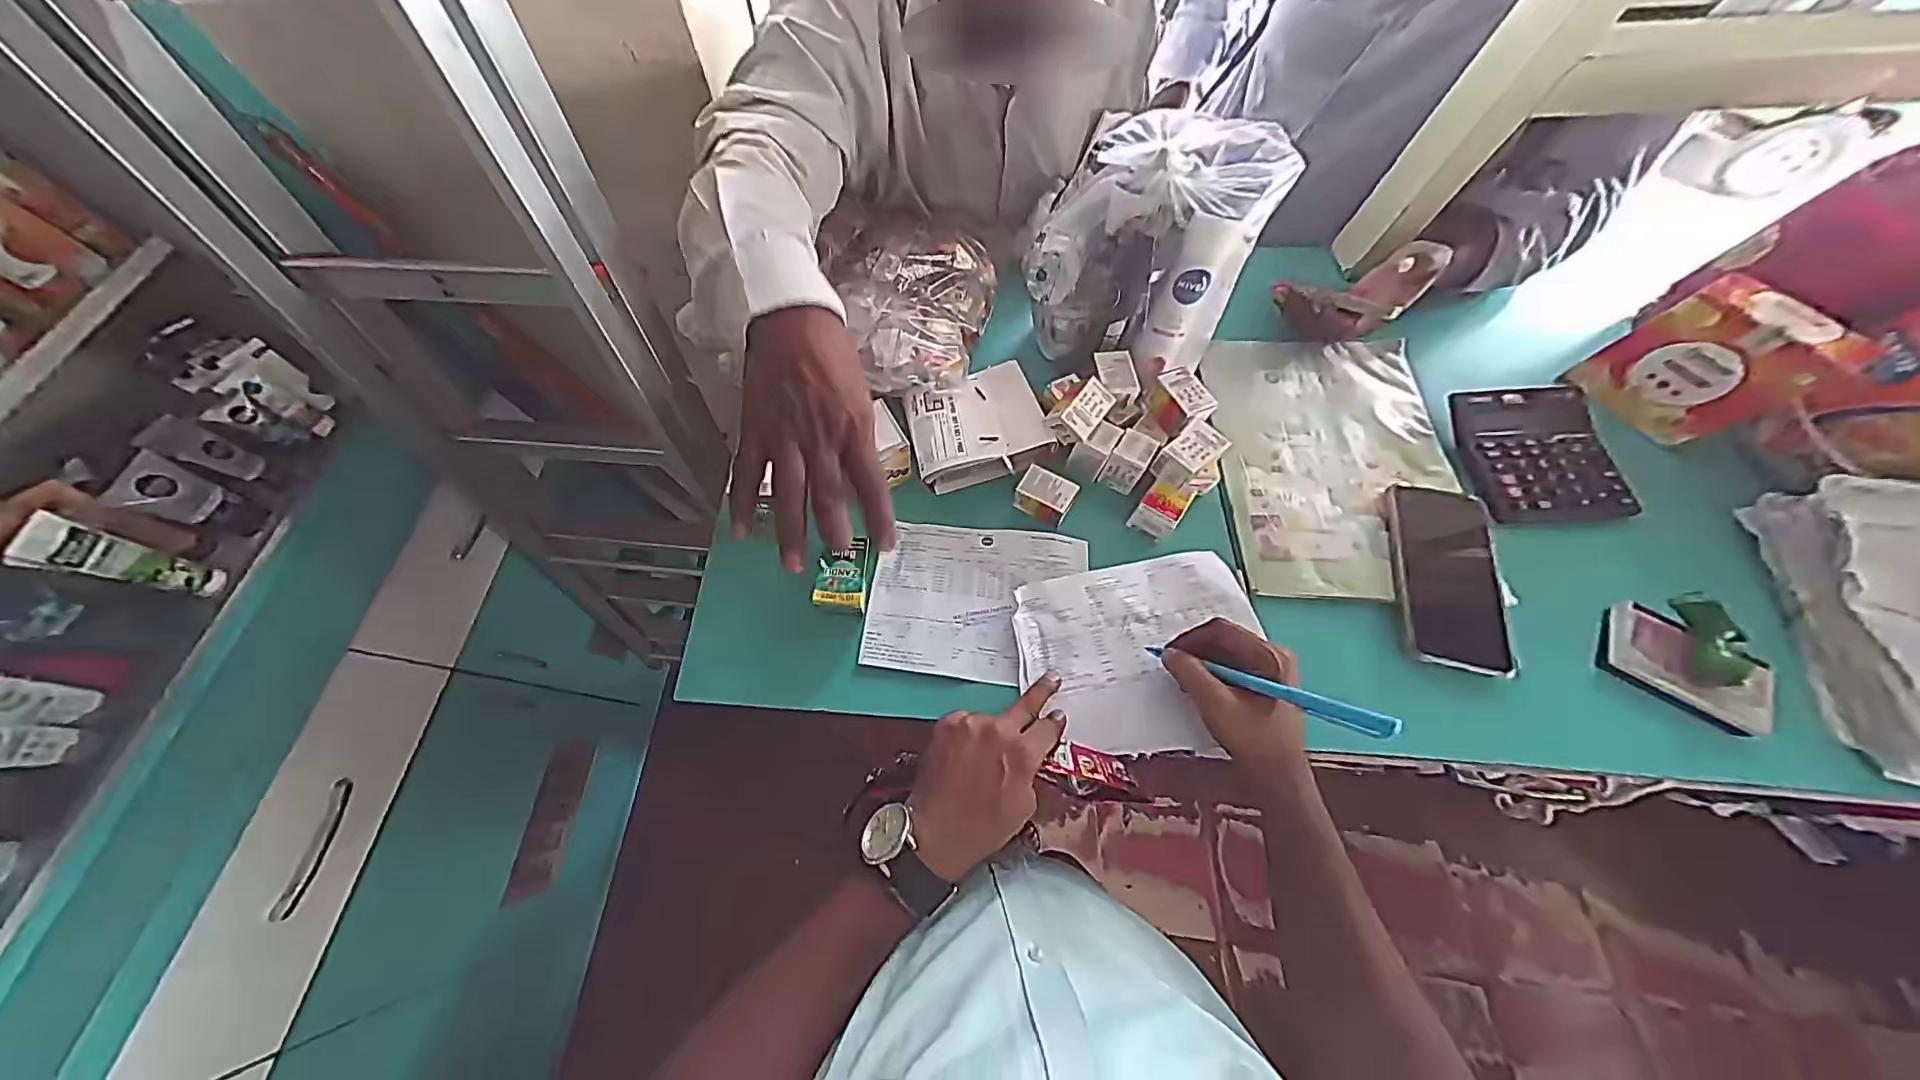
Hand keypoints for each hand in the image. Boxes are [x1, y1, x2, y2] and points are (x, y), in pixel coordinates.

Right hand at [732, 306, 897, 571]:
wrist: (792, 319)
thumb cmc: (833, 352)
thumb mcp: (861, 393)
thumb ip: (859, 435)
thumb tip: (856, 471)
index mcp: (853, 429)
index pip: (871, 486)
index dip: (880, 519)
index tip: (886, 545)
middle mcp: (820, 440)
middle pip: (828, 498)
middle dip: (834, 533)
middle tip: (838, 558)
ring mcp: (784, 438)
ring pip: (788, 496)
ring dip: (790, 533)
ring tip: (793, 563)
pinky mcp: (755, 430)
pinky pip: (746, 474)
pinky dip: (742, 504)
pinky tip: (741, 529)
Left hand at [909, 674, 1066, 881]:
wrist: (935, 832)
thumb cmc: (983, 827)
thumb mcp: (1024, 804)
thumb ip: (1032, 770)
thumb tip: (1033, 753)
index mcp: (1021, 752)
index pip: (1047, 728)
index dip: (1054, 724)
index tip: (1057, 717)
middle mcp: (996, 730)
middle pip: (1025, 705)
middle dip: (1042, 692)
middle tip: (1051, 679)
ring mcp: (969, 724)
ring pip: (991, 719)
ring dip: (993, 731)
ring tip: (983, 757)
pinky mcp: (947, 724)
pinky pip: (967, 722)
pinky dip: (970, 733)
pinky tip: (965, 754)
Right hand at [1160, 618, 1306, 771]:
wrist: (1279, 777)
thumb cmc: (1254, 740)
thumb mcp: (1216, 704)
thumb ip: (1190, 674)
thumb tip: (1171, 654)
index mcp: (1270, 655)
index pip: (1221, 630)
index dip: (1190, 639)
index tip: (1169, 654)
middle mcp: (1275, 656)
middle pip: (1225, 639)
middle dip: (1195, 651)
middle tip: (1174, 666)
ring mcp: (1273, 670)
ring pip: (1227, 653)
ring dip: (1202, 663)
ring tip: (1185, 680)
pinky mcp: (1267, 684)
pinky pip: (1233, 667)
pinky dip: (1213, 674)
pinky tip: (1201, 689)